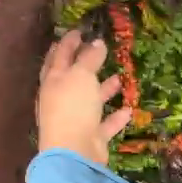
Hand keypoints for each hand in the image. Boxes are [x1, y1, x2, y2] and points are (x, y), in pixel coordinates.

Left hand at [37, 31, 132, 164]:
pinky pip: (104, 124)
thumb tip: (97, 43)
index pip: (59, 56)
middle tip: (95, 51)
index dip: (68, 42)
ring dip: (103, 90)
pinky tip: (128, 110)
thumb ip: (89, 58)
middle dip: (84, 65)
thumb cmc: (73, 106)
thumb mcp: (81, 75)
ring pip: (90, 101)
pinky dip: (115, 117)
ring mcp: (75, 120)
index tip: (79, 31)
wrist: (74, 152)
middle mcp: (61, 100)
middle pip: (72, 79)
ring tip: (118, 78)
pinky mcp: (90, 138)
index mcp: (53, 81)